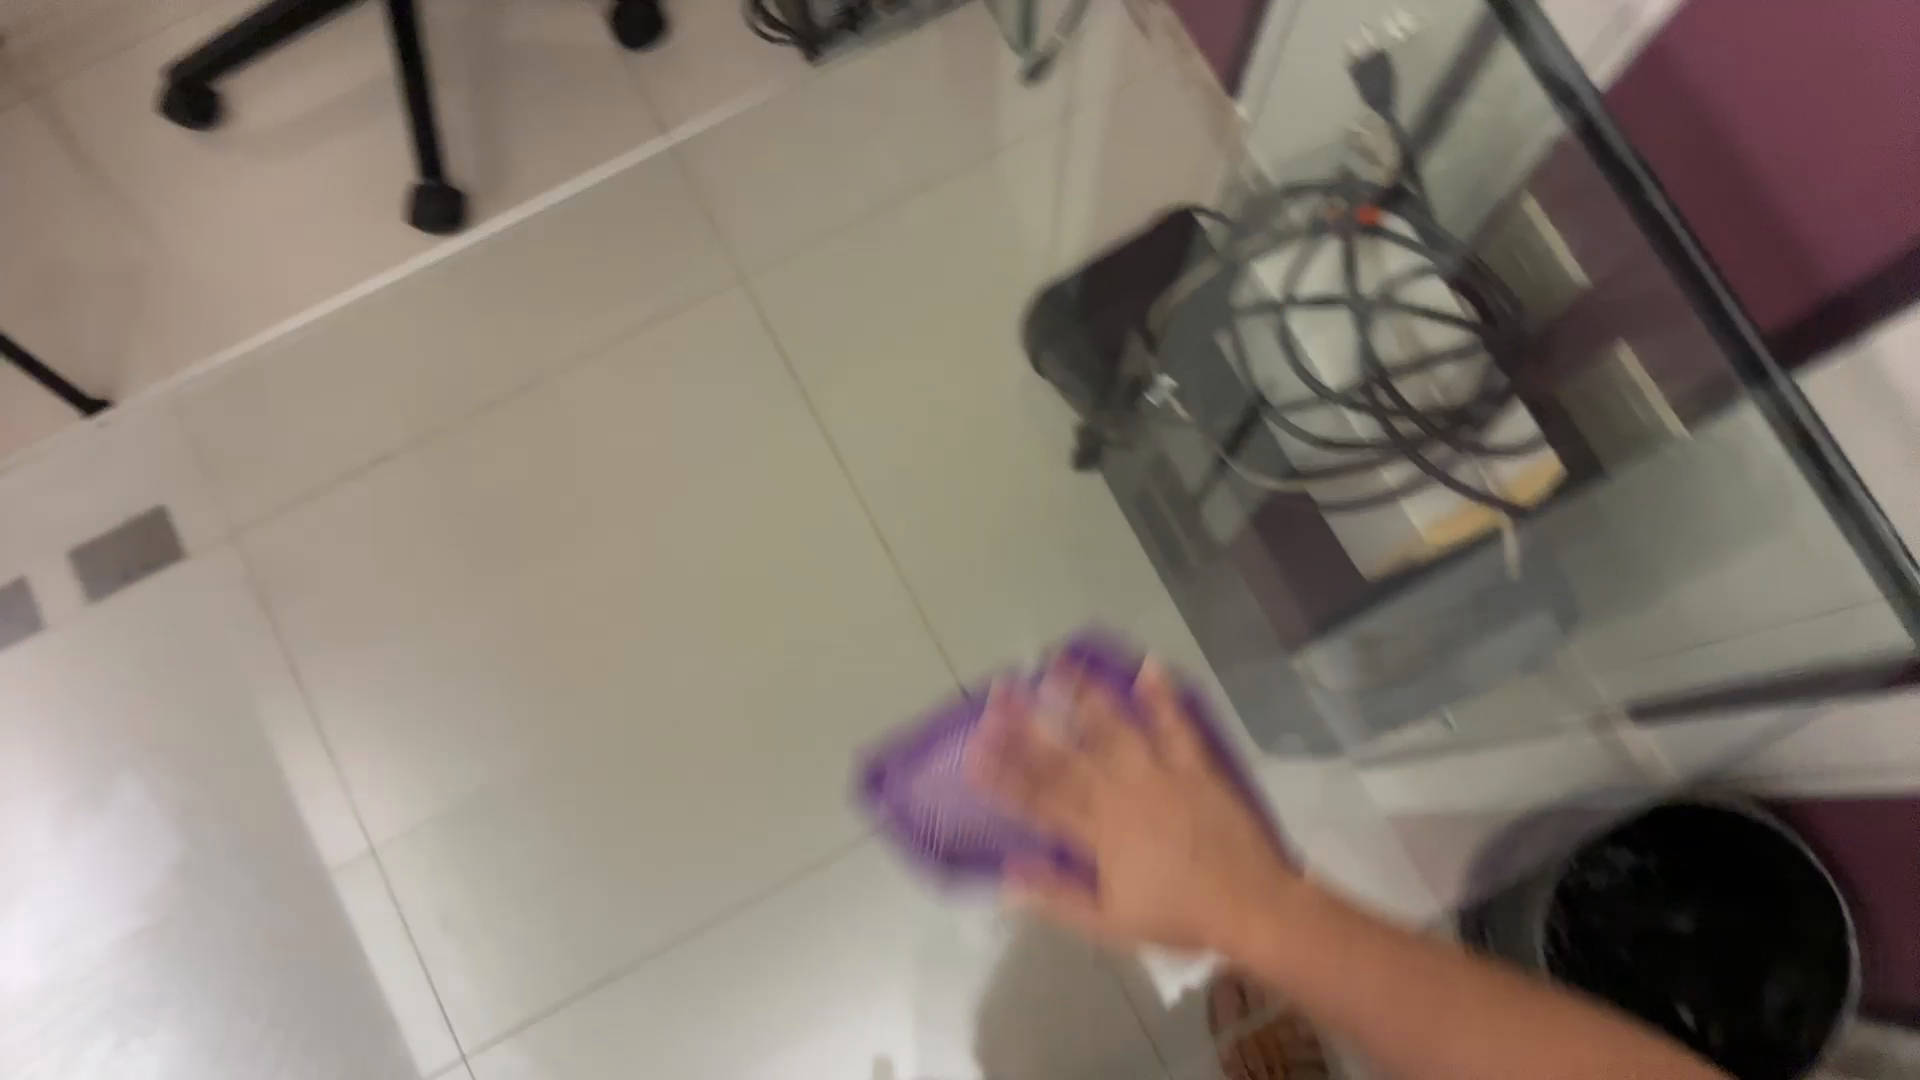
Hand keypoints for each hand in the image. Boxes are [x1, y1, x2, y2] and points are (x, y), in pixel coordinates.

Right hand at [965, 657, 1300, 954]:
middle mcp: (1119, 792)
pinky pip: (1175, 724)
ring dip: (1081, 694)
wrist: (1252, 907)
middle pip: (1064, 754)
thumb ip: (1058, 897)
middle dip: (1026, 723)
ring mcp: (1157, 772)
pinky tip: (1148, 665)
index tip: (973, 748)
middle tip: (999, 693)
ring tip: (1055, 664)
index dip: (1003, 772)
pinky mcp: (1193, 763)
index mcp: (1096, 831)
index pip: (1037, 797)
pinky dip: (1162, 695)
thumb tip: (1007, 878)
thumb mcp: (1111, 923)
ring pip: (1111, 728)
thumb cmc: (1180, 915)